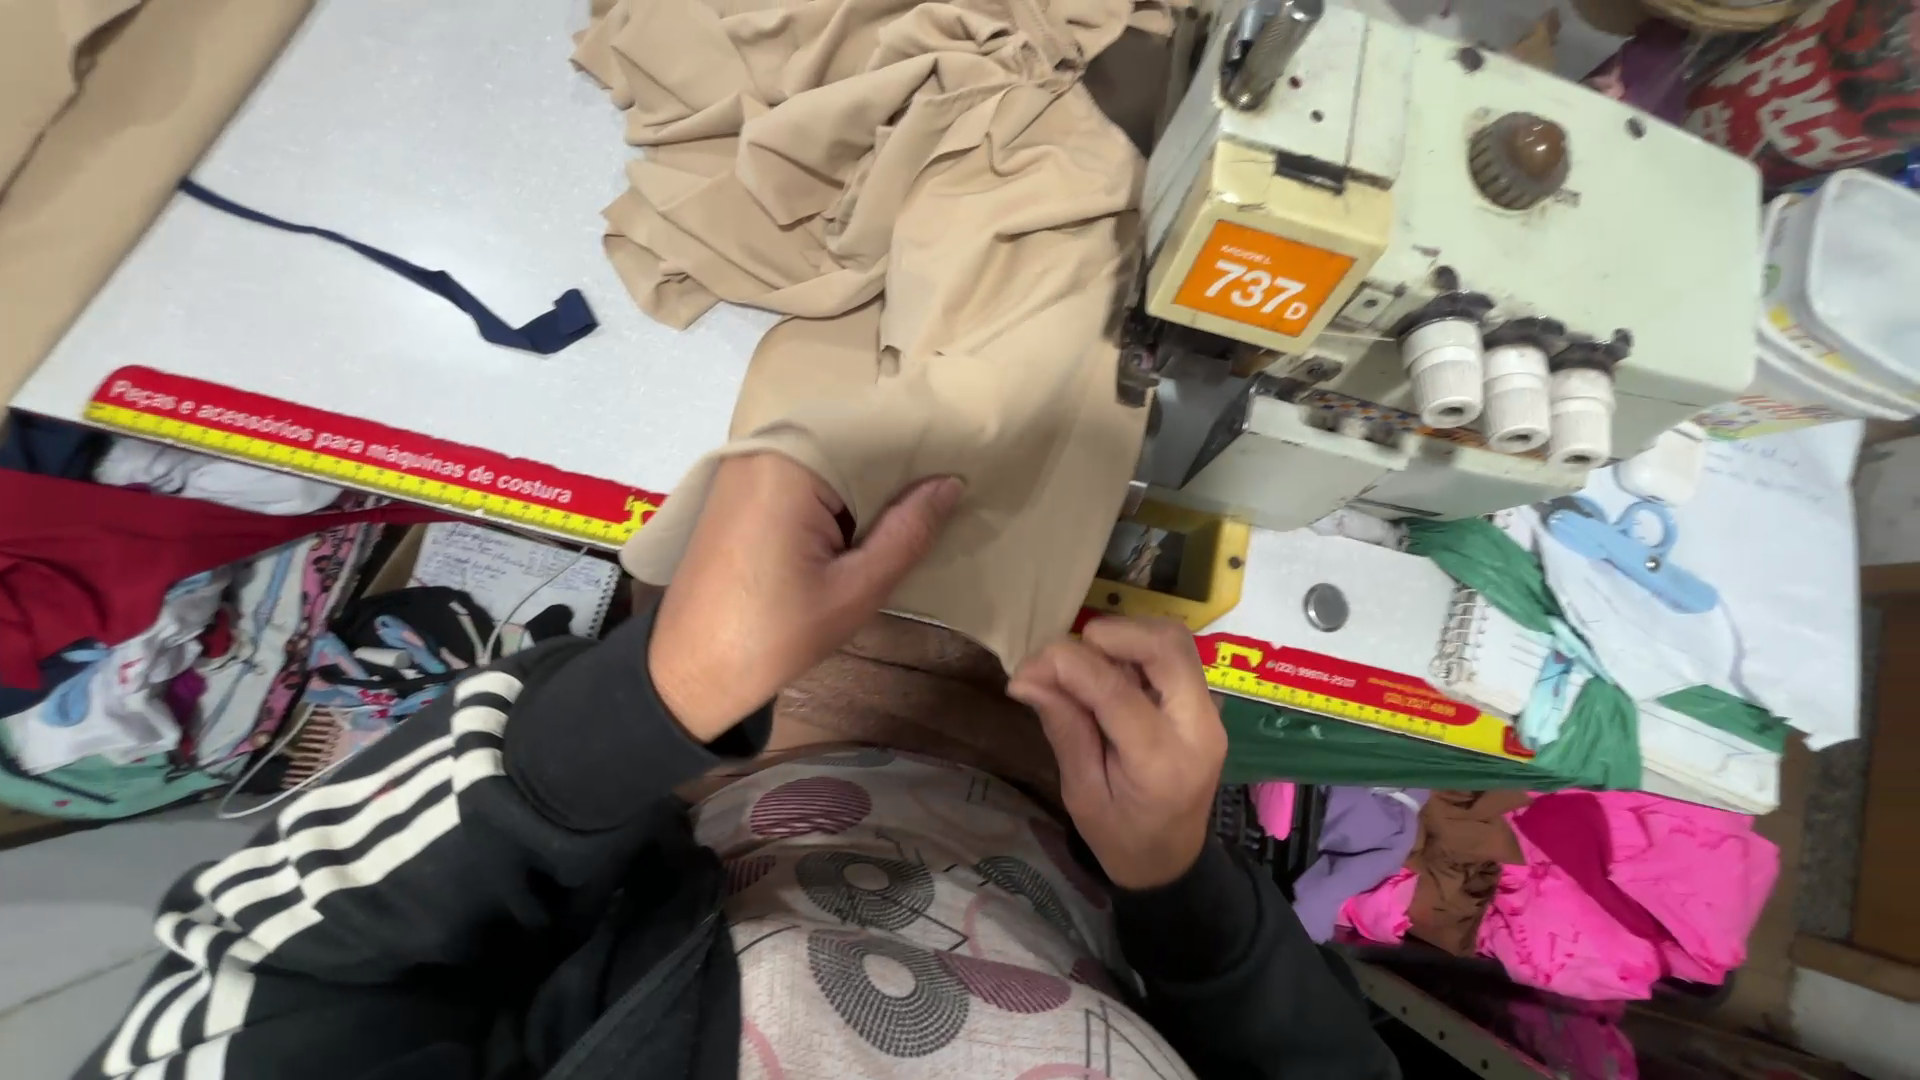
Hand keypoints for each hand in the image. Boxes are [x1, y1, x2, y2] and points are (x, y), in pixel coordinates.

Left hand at [649, 454, 963, 741]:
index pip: (873, 432)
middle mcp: (760, 450)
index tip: (965, 465)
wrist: (689, 673)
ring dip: (864, 481)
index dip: (922, 448)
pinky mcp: (735, 489)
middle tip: (945, 489)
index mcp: (789, 464)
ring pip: (825, 456)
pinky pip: (799, 472)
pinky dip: (833, 491)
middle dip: (894, 466)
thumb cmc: (773, 637)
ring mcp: (742, 466)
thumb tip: (950, 482)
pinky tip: (864, 516)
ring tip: (914, 503)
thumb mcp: (856, 590)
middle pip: (847, 439)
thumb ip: (908, 531)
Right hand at [1008, 617, 1226, 889]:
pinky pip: (1176, 653)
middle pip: (1165, 646)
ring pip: (1174, 639)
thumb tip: (1025, 678)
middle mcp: (1197, 728)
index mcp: (1162, 764)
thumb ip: (1063, 729)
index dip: (1067, 666)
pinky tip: (1110, 669)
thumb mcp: (1081, 794)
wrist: (1172, 859)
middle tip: (1066, 654)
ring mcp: (1209, 712)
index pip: (1116, 692)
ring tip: (1088, 662)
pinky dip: (1138, 646)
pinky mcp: (1205, 703)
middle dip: (1109, 634)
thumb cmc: (1120, 836)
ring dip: (1126, 635)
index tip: (1028, 667)